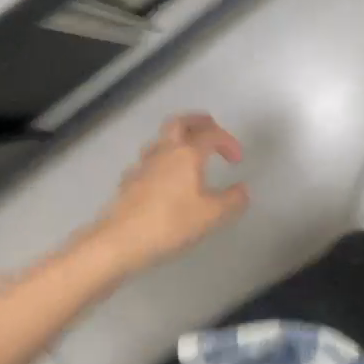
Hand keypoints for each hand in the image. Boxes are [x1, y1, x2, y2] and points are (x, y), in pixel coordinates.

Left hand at [77, 113, 249, 273]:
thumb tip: (243, 189)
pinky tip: (162, 179)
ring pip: (160, 140)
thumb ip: (233, 200)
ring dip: (176, 140)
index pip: (212, 135)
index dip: (228, 141)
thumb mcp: (212, 216)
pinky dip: (159, 162)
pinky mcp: (127, 182)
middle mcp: (164, 152)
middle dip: (198, 121)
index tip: (238, 159)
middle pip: (180, 123)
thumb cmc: (170, 224)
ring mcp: (142, 166)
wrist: (119, 242)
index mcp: (187, 154)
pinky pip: (146, 162)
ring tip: (187, 153)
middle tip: (210, 127)